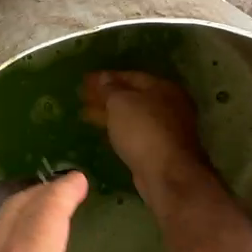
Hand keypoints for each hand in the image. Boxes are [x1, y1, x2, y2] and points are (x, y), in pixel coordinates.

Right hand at [80, 71, 210, 209]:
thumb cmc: (143, 129)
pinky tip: (102, 131)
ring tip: (86, 114)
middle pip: (132, 97)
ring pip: (131, 117)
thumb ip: (109, 88)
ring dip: (109, 114)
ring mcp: (166, 130)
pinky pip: (133, 134)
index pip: (130, 76)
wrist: (167, 176)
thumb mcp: (120, 101)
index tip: (84, 80)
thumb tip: (103, 78)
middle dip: (106, 96)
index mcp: (163, 88)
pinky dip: (117, 130)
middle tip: (82, 96)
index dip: (105, 77)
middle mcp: (169, 106)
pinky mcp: (159, 151)